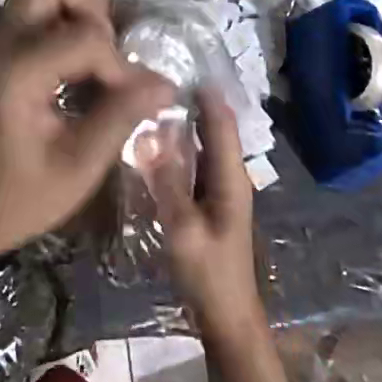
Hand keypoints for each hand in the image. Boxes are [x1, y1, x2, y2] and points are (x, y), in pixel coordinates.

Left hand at [0, 0, 172, 259]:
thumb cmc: (19, 196)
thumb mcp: (78, 167)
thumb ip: (120, 118)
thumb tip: (166, 85)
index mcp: (21, 72)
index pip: (86, 37)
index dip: (120, 66)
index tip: (131, 101)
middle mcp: (8, 43)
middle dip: (91, 7)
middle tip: (108, 52)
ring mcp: (5, 41)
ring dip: (83, 10)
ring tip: (100, 58)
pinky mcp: (11, 48)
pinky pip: (45, 8)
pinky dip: (73, 21)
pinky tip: (86, 67)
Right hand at [144, 87, 266, 339]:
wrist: (226, 314)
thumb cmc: (209, 273)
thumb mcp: (183, 229)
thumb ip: (168, 183)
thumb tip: (150, 137)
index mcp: (230, 177)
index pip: (222, 122)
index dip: (207, 94)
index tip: (180, 67)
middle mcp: (230, 175)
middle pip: (216, 129)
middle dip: (195, 103)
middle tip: (158, 81)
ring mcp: (222, 189)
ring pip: (206, 145)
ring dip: (188, 123)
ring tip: (155, 103)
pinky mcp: (211, 202)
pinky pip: (198, 163)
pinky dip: (182, 147)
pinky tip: (159, 144)